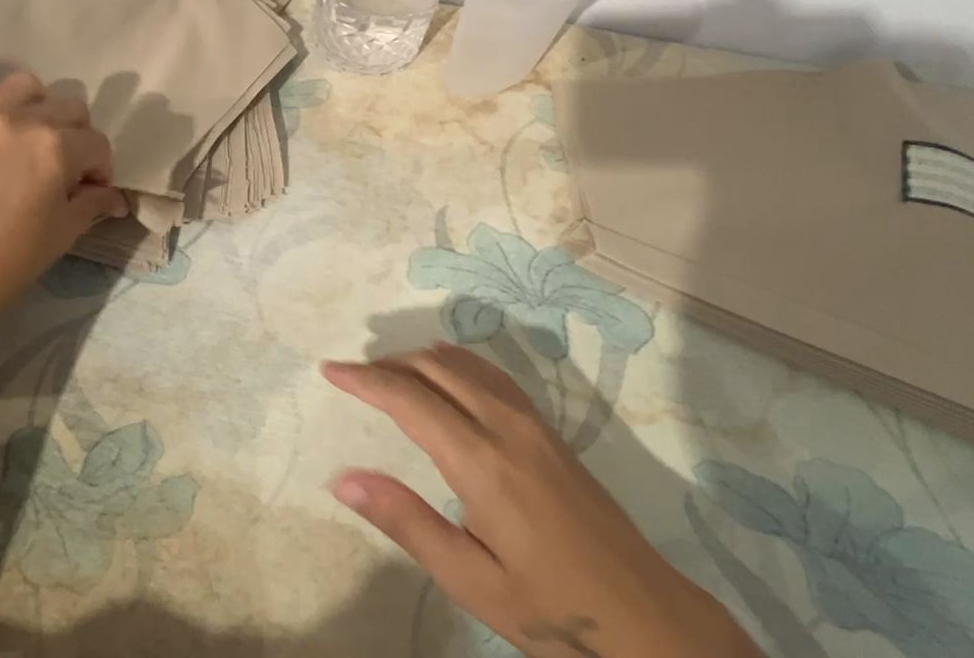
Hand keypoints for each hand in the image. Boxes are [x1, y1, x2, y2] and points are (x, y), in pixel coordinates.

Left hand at [0, 72, 128, 329]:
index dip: (103, 171)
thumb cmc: (4, 264)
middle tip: (68, 172)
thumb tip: (114, 198)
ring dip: (40, 108)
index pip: (98, 145)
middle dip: (79, 138)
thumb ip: (91, 205)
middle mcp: (20, 122)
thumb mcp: (60, 235)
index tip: (93, 194)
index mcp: (55, 148)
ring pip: (25, 86)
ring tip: (34, 141)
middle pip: (69, 108)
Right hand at [323, 344, 760, 657]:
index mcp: (481, 461)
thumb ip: (405, 521)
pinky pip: (495, 377)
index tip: (329, 369)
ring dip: (424, 359)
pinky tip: (451, 373)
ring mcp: (534, 425)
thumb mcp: (469, 578)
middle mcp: (506, 426)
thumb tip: (343, 478)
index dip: (365, 379)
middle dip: (390, 363)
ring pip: (469, 366)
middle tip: (353, 374)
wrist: (644, 614)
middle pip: (438, 369)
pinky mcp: (551, 433)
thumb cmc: (549, 604)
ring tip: (389, 370)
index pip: (410, 398)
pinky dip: (460, 363)